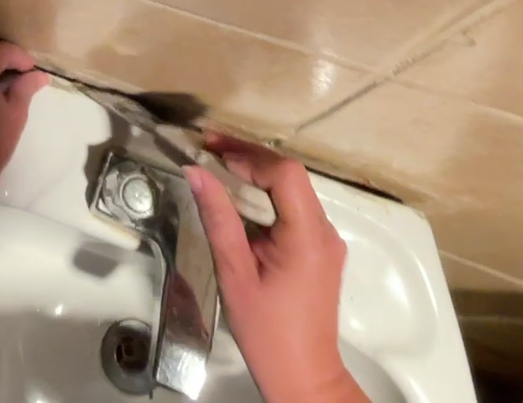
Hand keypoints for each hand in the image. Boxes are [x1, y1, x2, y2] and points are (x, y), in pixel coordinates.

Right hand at [187, 135, 369, 402]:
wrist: (303, 376)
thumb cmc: (266, 329)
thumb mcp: (234, 272)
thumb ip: (218, 218)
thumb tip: (196, 171)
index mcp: (307, 237)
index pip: (285, 174)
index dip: (249, 156)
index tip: (214, 154)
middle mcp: (324, 231)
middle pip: (290, 175)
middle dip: (248, 155)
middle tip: (208, 146)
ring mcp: (326, 239)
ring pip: (293, 186)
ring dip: (256, 170)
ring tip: (217, 161)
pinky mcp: (320, 248)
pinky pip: (294, 204)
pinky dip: (265, 190)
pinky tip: (238, 192)